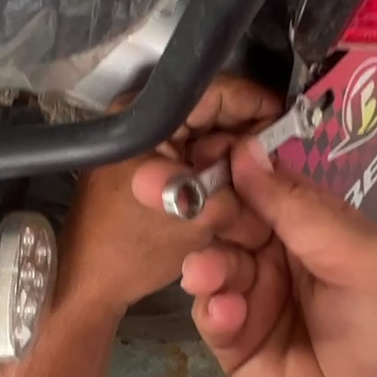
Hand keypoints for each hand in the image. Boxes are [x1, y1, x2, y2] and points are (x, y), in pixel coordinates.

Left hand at [57, 76, 279, 318]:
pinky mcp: (148, 168)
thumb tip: (270, 166)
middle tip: (277, 163)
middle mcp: (144, 124)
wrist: (87, 285)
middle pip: (213, 117)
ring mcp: (145, 146)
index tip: (288, 121)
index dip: (255, 104)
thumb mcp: (195, 218)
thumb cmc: (130, 250)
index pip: (213, 92)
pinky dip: (215, 177)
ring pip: (207, 142)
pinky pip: (193, 162)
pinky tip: (232, 197)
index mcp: (146, 121)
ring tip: (256, 188)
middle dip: (246, 140)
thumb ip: (237, 188)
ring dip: (232, 164)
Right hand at [168, 140, 376, 376]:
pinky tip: (228, 316)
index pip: (260, 181)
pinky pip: (209, 312)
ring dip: (205, 264)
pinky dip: (212, 309)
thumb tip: (244, 150)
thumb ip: (300, 210)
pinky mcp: (233, 340)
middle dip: (193, 204)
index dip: (226, 164)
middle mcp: (276, 253)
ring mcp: (252, 296)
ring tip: (206, 275)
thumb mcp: (357, 259)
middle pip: (225, 217)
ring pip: (211, 262)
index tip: (189, 147)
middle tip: (152, 188)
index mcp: (310, 224)